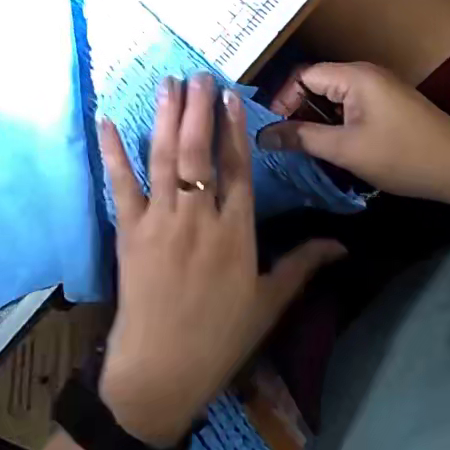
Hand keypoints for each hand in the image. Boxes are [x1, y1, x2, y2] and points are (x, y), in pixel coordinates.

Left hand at [95, 74, 345, 447]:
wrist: (160, 373)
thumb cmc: (220, 338)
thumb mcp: (270, 303)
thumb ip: (304, 265)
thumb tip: (343, 245)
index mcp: (236, 232)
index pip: (238, 168)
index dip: (233, 129)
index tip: (230, 96)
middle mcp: (198, 217)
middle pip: (198, 152)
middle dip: (198, 110)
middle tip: (198, 75)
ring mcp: (160, 222)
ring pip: (163, 159)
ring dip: (164, 118)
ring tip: (167, 84)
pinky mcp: (128, 233)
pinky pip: (119, 186)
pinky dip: (112, 154)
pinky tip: (105, 123)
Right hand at [260, 62, 449, 218]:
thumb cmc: (402, 156)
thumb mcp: (346, 150)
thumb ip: (302, 138)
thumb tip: (262, 135)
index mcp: (354, 76)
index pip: (302, 75)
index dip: (282, 101)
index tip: (273, 133)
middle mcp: (364, 73)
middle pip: (316, 83)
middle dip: (296, 112)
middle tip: (284, 145)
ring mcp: (378, 88)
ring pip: (332, 98)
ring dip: (316, 121)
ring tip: (304, 150)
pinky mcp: (387, 104)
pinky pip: (349, 107)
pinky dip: (335, 124)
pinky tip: (331, 149)